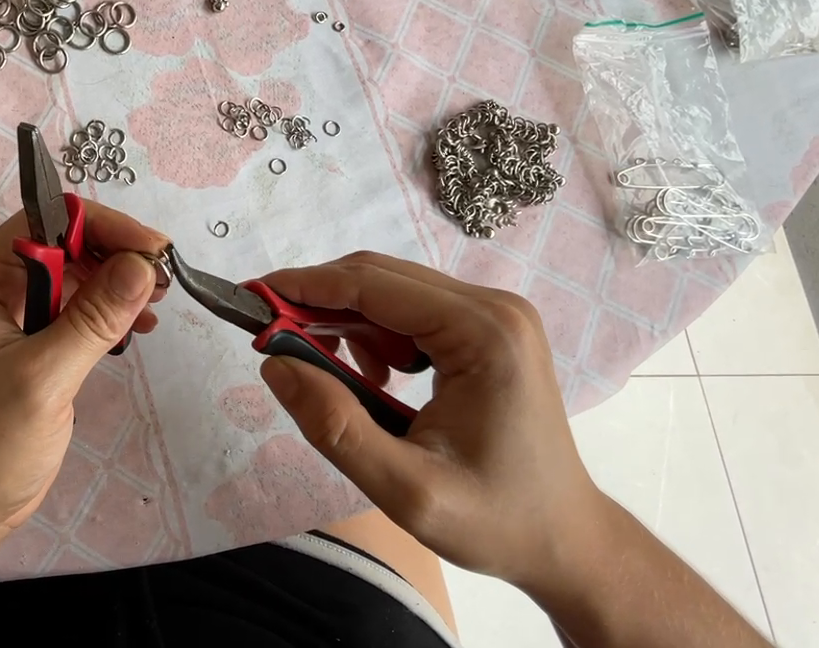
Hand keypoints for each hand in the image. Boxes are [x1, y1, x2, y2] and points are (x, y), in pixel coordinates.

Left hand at [0, 203, 168, 550]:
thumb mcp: (43, 377)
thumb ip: (92, 319)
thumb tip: (142, 265)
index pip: (46, 222)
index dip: (101, 225)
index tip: (152, 249)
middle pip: (64, 242)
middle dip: (115, 251)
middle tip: (163, 278)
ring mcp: (16, 313)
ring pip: (76, 272)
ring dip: (117, 280)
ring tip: (157, 301)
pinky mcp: (35, 342)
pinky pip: (78, 307)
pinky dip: (110, 310)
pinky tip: (138, 325)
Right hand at [258, 252, 610, 591]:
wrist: (569, 543)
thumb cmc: (498, 521)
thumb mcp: (407, 491)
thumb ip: (335, 427)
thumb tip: (273, 365)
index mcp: (483, 333)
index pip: (372, 283)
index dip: (304, 286)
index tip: (250, 298)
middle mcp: (492, 306)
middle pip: (377, 276)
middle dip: (316, 301)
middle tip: (270, 337)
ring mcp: (492, 313)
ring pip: (387, 288)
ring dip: (343, 319)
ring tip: (332, 375)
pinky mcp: (484, 327)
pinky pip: (405, 307)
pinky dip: (370, 331)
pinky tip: (373, 379)